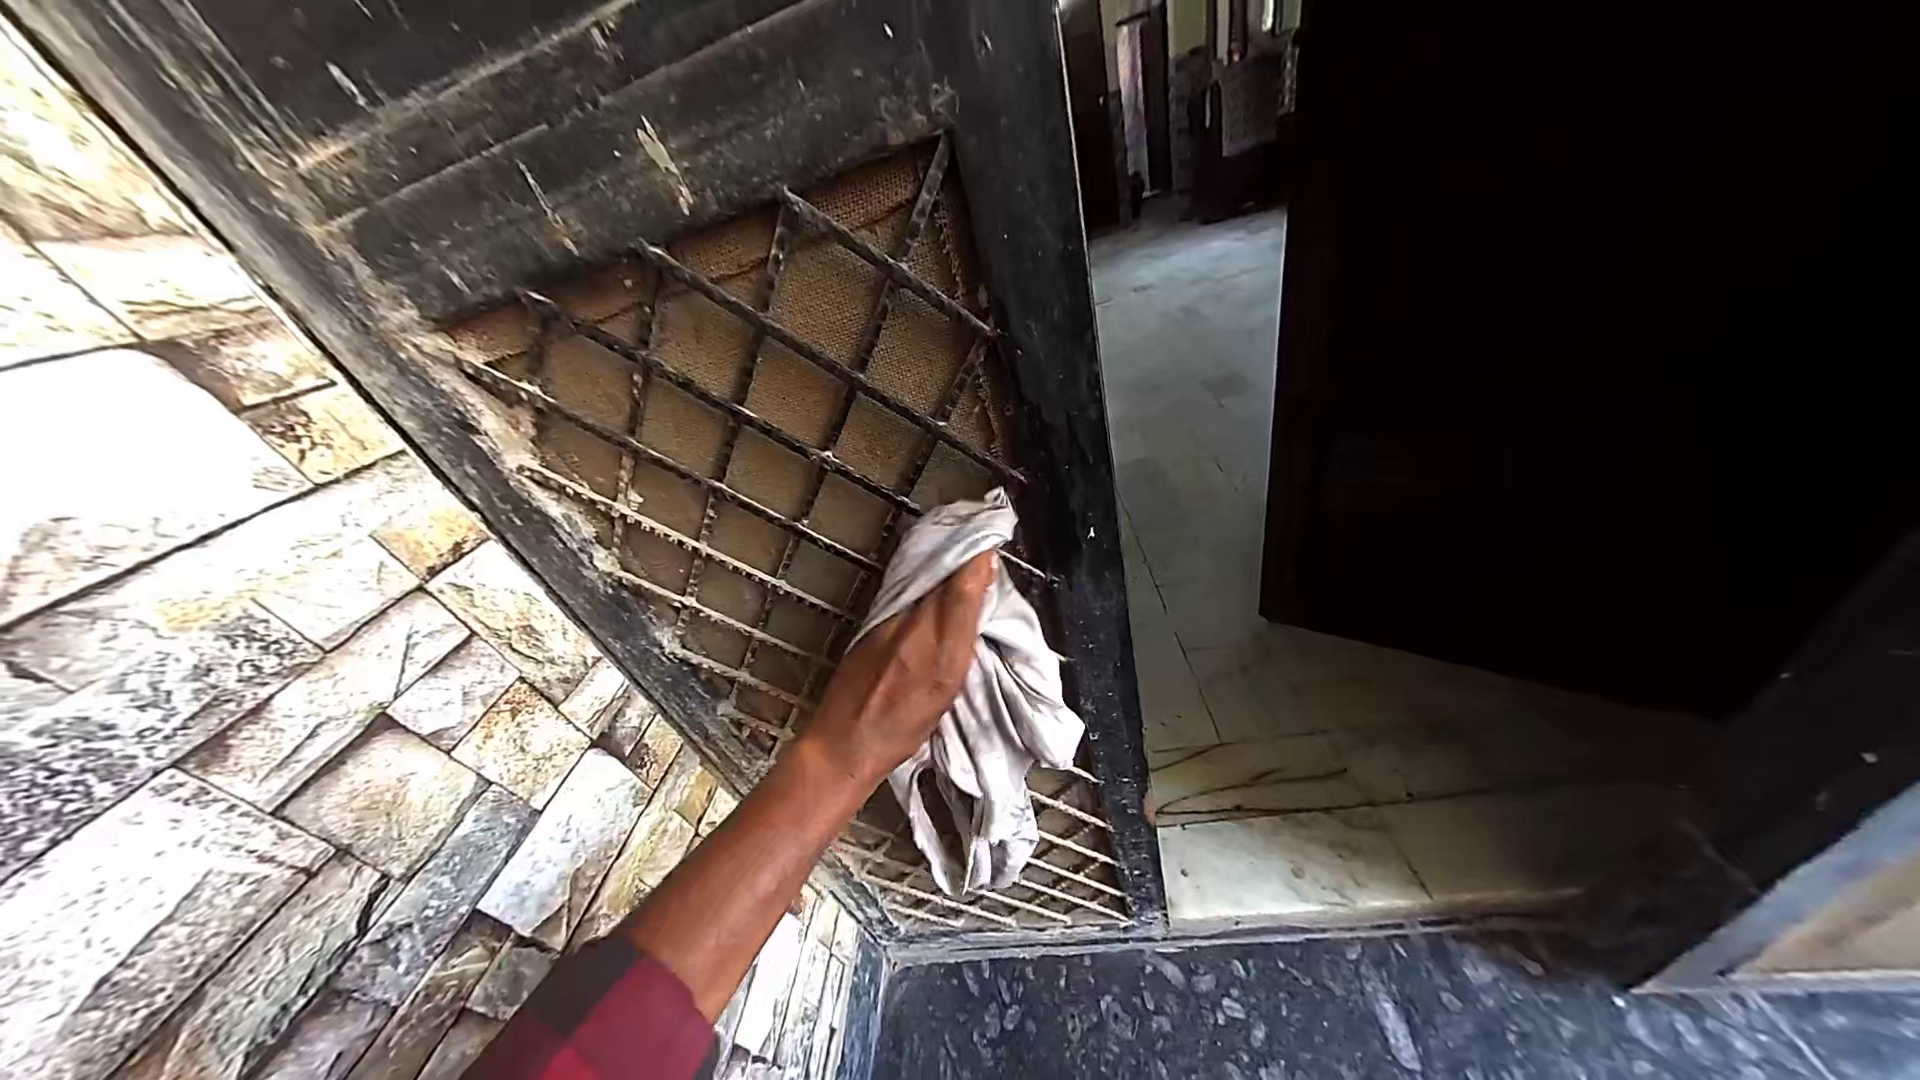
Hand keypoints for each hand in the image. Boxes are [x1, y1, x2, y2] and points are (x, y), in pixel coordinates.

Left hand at [799, 550, 996, 786]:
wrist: (844, 741)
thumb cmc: (901, 728)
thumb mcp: (946, 693)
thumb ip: (960, 648)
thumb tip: (975, 610)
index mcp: (942, 654)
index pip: (963, 590)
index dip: (978, 562)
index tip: (991, 544)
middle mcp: (915, 630)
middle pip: (943, 576)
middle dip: (963, 552)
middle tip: (979, 535)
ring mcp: (889, 623)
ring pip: (922, 578)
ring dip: (942, 558)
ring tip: (959, 546)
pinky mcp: (871, 623)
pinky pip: (904, 589)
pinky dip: (921, 576)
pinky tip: (929, 574)